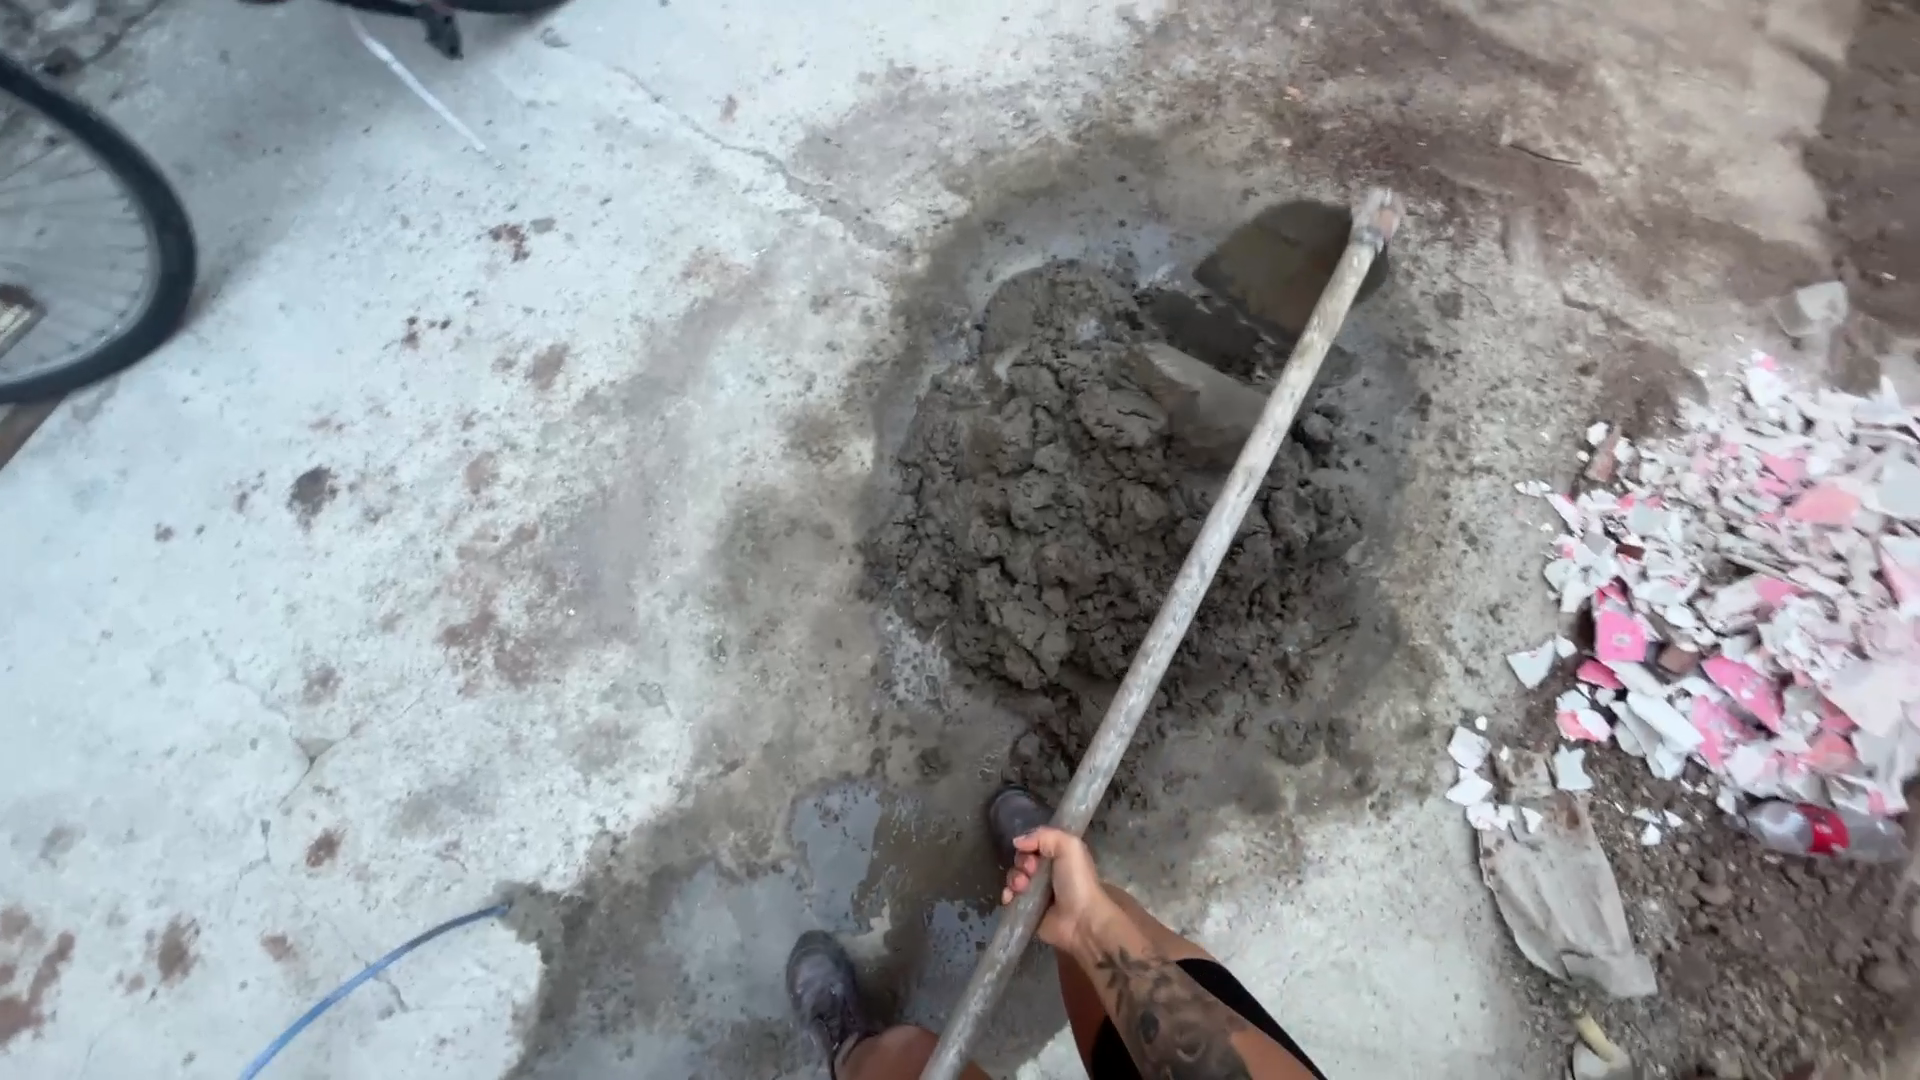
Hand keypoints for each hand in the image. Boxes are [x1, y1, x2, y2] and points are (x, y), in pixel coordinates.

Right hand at [1000, 826, 1122, 952]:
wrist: (1081, 920)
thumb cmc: (1077, 881)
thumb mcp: (1069, 846)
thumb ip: (1044, 835)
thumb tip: (1017, 842)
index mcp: (1057, 856)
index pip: (1033, 844)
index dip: (1029, 846)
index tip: (1033, 854)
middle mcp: (1045, 873)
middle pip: (1021, 860)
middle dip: (1021, 863)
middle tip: (1031, 872)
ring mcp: (1035, 892)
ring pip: (1014, 878)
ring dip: (1014, 879)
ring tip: (1022, 887)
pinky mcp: (1027, 910)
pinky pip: (1010, 898)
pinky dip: (1008, 895)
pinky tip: (1011, 897)